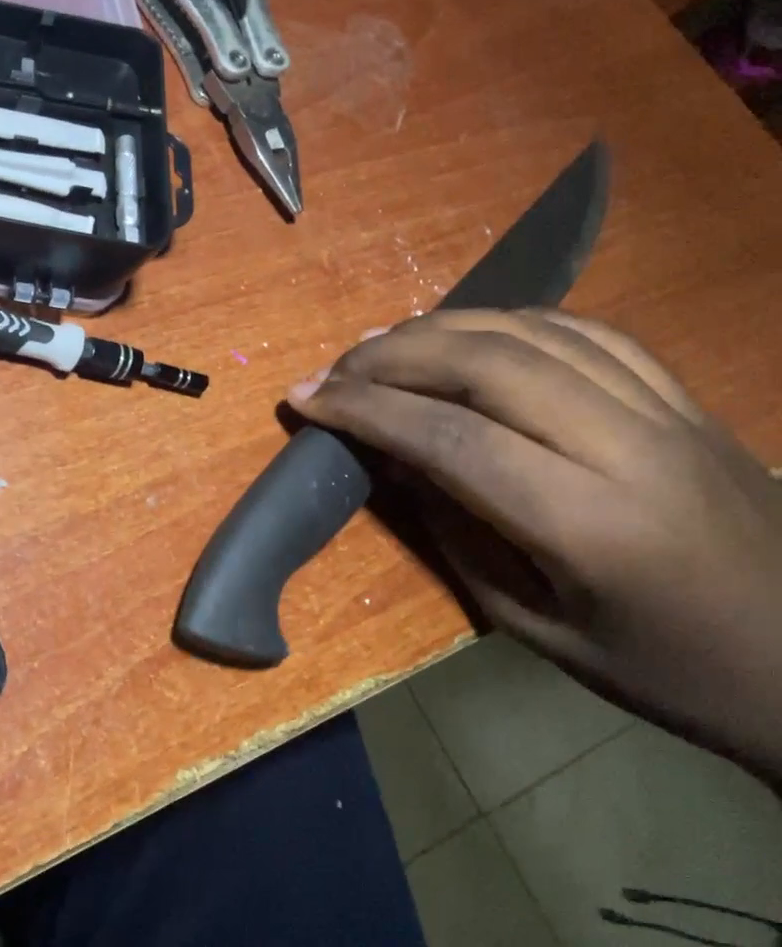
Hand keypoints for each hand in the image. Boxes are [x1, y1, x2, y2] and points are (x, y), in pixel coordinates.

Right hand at [288, 310, 781, 784]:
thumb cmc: (660, 666)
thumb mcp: (530, 622)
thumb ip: (451, 530)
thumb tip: (385, 457)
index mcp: (588, 521)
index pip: (449, 435)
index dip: (363, 409)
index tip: (302, 400)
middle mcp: (631, 449)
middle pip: (489, 363)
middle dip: (391, 356)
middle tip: (332, 370)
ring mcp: (669, 414)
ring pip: (535, 334)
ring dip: (441, 328)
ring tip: (380, 345)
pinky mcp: (687, 401)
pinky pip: (587, 334)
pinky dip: (510, 323)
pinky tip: (467, 336)